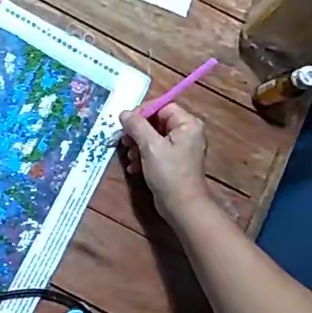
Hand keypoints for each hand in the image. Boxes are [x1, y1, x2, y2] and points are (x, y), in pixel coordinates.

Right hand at [119, 104, 213, 223]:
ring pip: (152, 136)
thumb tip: (124, 113)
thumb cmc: (169, 173)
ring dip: (137, 146)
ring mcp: (180, 147)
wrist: (181, 206)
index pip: (162, 106)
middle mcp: (186, 132)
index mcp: (187, 124)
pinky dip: (143, 156)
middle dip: (137, 132)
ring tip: (130, 158)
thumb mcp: (150, 146)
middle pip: (156, 121)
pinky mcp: (173, 161)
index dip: (142, 112)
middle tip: (124, 142)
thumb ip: (137, 126)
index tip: (125, 123)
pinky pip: (155, 150)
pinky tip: (134, 167)